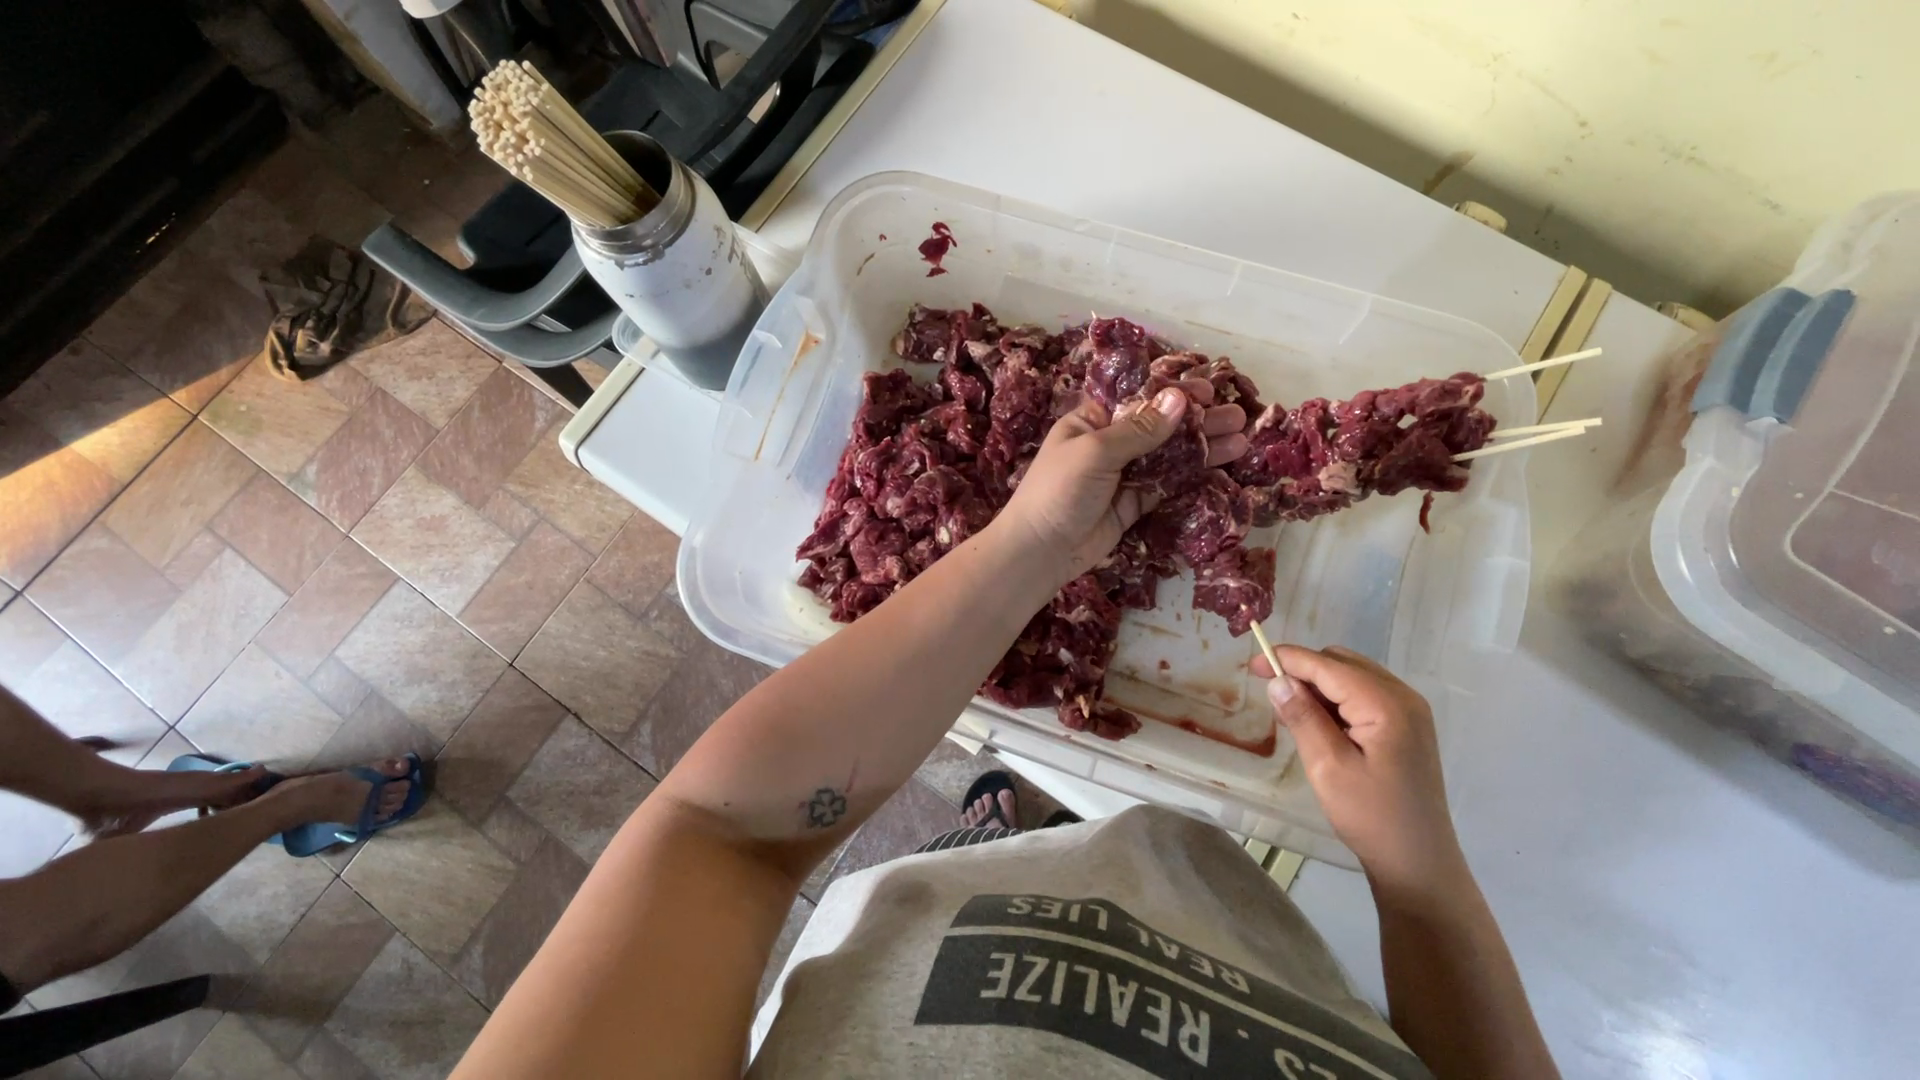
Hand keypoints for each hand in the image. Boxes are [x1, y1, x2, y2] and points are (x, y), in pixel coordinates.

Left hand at [998, 380, 1247, 578]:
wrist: (1040, 551)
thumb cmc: (1059, 491)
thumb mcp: (1096, 453)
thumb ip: (1139, 430)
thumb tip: (1178, 399)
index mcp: (1092, 421)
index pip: (1139, 399)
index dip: (1173, 394)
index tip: (1207, 390)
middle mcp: (1110, 443)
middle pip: (1160, 426)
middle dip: (1198, 421)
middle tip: (1236, 417)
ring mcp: (1123, 474)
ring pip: (1168, 455)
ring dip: (1202, 448)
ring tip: (1240, 440)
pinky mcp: (1133, 503)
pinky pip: (1167, 483)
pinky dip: (1192, 475)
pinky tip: (1220, 466)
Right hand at [1252, 645, 1468, 894]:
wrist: (1418, 861)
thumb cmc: (1371, 816)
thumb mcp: (1328, 767)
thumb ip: (1303, 718)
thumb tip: (1278, 680)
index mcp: (1386, 705)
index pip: (1328, 666)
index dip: (1288, 660)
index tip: (1251, 665)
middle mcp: (1403, 697)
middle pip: (1342, 663)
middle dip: (1304, 671)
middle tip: (1272, 696)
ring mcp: (1409, 712)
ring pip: (1352, 676)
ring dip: (1319, 685)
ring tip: (1293, 713)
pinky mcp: (1407, 727)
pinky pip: (1364, 695)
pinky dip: (1336, 699)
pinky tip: (1319, 724)